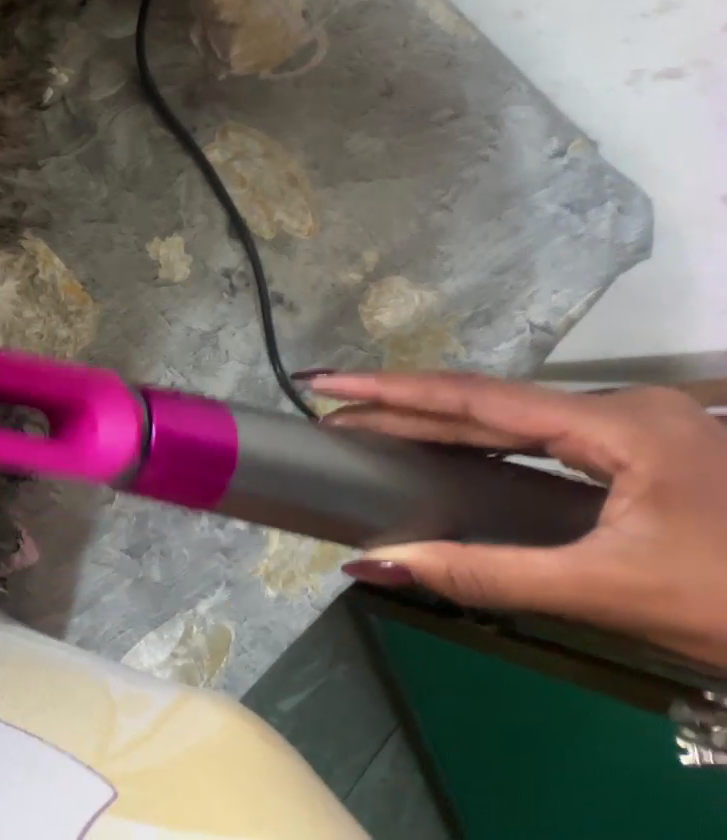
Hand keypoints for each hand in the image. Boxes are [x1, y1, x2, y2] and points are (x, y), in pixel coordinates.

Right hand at [313, 372, 726, 668]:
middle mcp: (629, 413)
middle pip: (490, 404)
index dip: (392, 389)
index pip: (478, 398)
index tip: (323, 381)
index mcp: (622, 426)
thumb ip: (486, 573)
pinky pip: (542, 442)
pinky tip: (447, 452)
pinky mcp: (650, 458)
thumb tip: (374, 564)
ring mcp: (644, 433)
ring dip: (439, 425)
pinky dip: (481, 446)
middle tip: (331, 414)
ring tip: (371, 429)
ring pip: (516, 422)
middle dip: (405, 407)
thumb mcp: (613, 592)